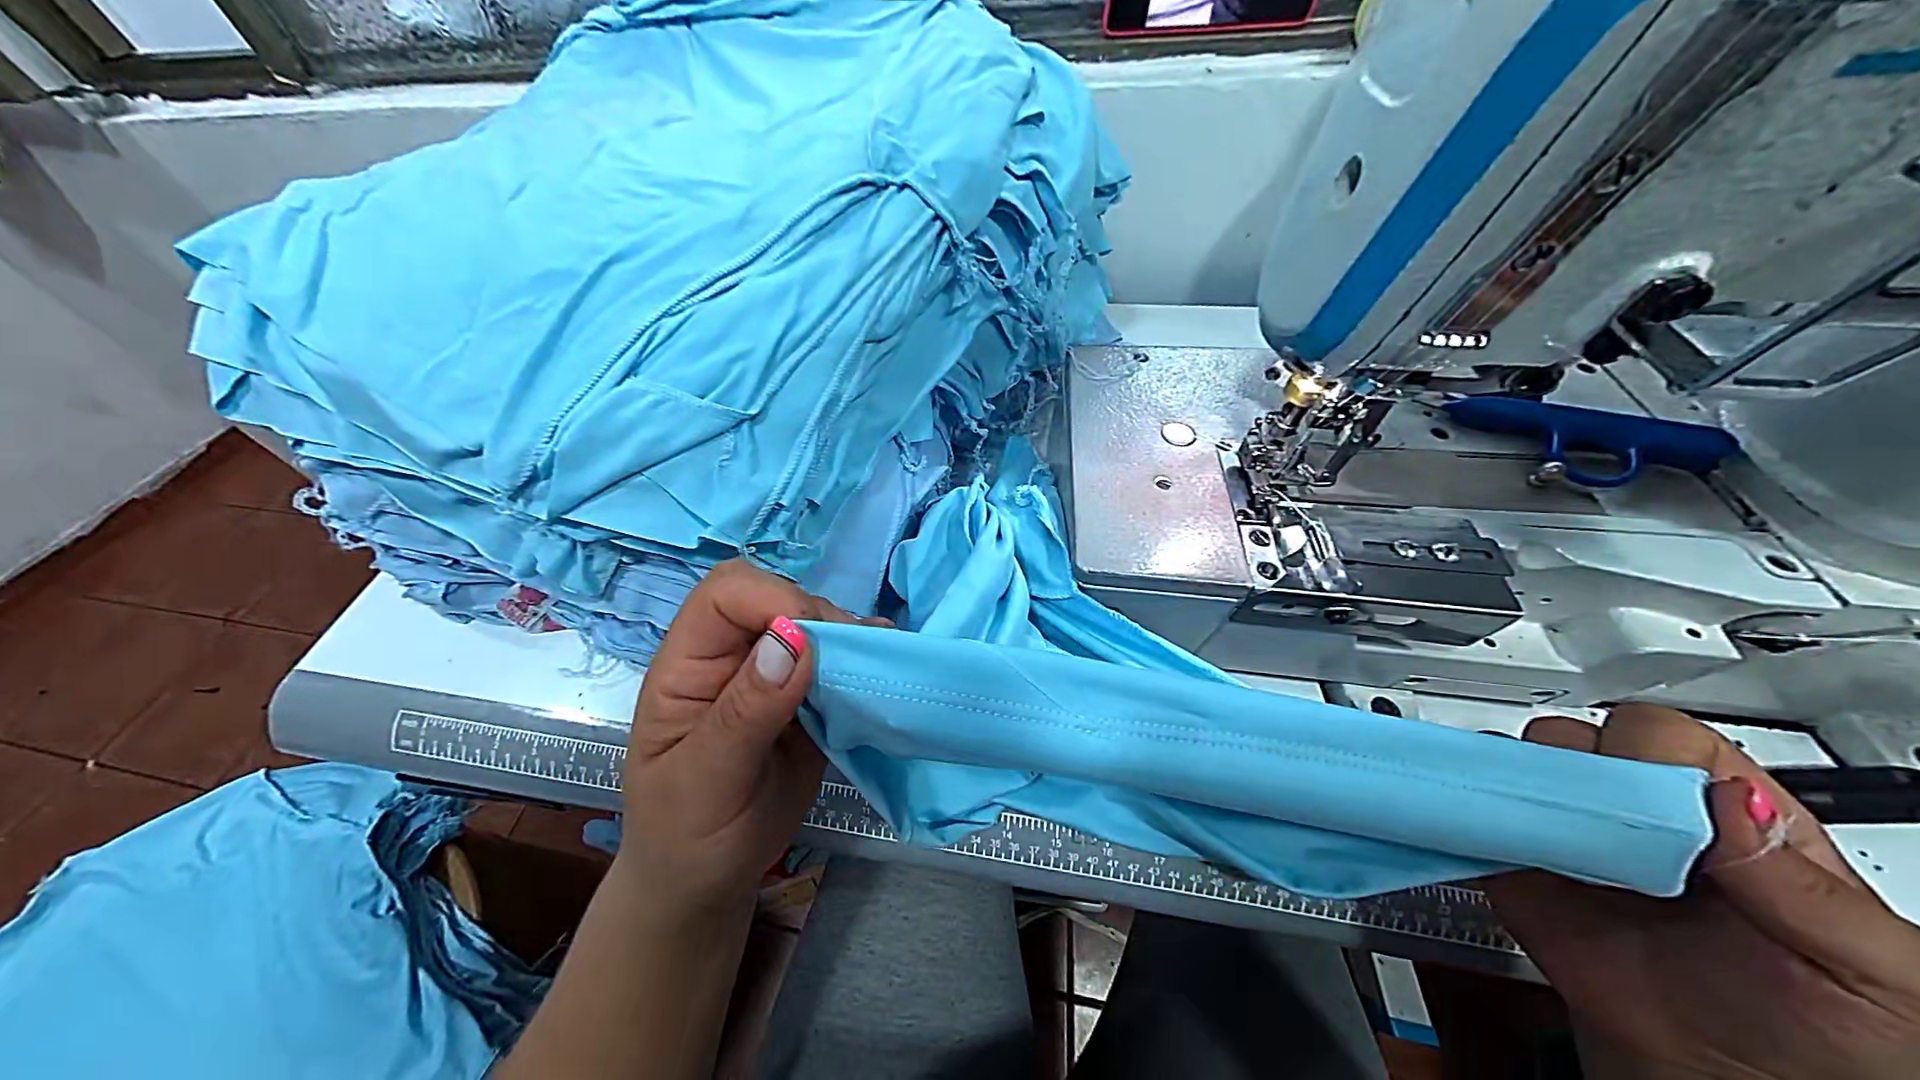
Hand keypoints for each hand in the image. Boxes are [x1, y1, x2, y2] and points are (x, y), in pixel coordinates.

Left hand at [617, 560, 867, 910]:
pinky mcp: (802, 699)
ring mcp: (768, 677)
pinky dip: (858, 658)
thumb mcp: (706, 781)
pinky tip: (878, 666)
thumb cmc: (685, 836)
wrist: (705, 882)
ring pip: (810, 624)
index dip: (769, 601)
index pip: (724, 596)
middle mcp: (728, 659)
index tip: (811, 642)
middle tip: (850, 661)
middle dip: (815, 617)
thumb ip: (745, 712)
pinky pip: (832, 661)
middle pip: (773, 597)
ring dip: (843, 636)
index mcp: (686, 667)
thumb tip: (791, 641)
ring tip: (872, 665)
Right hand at [1485, 704, 1919, 1078]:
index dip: (1643, 751)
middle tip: (1584, 817)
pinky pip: (1475, 822)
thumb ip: (1807, 887)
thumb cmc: (1820, 1033)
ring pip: (1515, 768)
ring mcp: (1570, 835)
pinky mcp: (1516, 867)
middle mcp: (1634, 811)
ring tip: (1537, 832)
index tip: (1644, 794)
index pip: (1661, 738)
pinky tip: (1482, 832)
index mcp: (1720, 812)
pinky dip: (1464, 818)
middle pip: (1573, 740)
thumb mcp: (1868, 969)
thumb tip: (1731, 799)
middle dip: (1565, 765)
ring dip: (1510, 786)